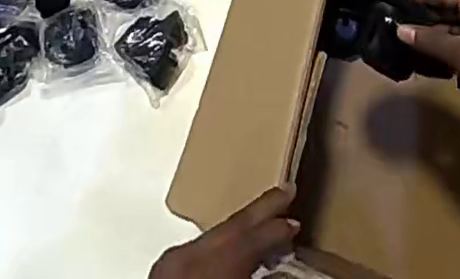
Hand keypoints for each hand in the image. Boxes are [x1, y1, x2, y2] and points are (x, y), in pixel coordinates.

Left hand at [151, 186, 299, 278]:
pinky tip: (233, 248)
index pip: (249, 234)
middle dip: (262, 210)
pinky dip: (219, 244)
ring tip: (266, 220)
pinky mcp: (163, 268)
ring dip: (241, 228)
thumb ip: (262, 278)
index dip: (276, 226)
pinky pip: (198, 247)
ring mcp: (170, 261)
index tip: (296, 220)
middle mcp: (186, 254)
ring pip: (214, 234)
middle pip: (232, 225)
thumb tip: (282, 270)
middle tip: (287, 190)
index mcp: (210, 262)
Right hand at [396, 0, 459, 97]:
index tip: (399, 2)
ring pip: (454, 22)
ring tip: (413, 35)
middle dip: (427, 15)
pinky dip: (448, 39)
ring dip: (436, 30)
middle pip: (448, 6)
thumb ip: (427, 39)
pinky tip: (431, 48)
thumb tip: (400, 30)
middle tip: (403, 20)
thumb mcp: (457, 51)